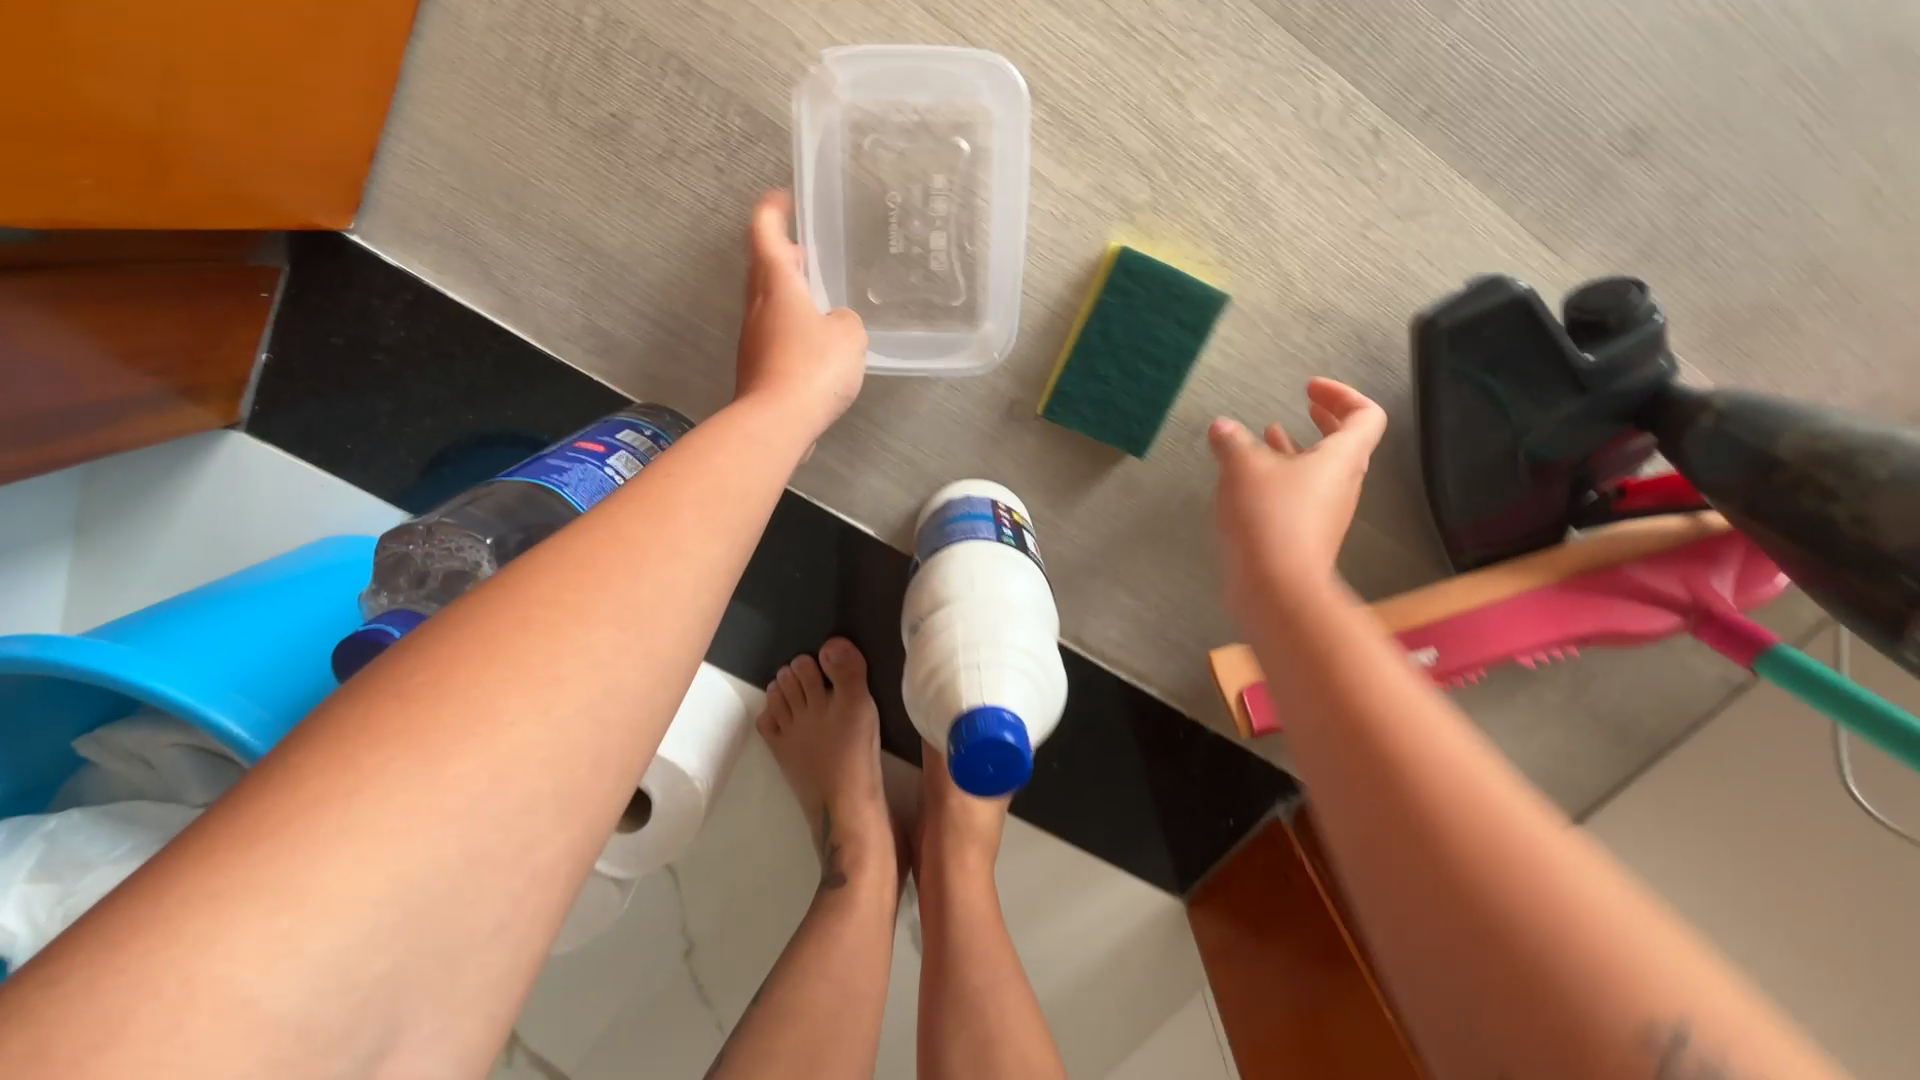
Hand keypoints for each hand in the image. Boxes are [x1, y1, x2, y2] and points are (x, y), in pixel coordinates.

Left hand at [735, 190, 867, 436]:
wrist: (776, 423)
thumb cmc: (812, 369)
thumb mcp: (849, 336)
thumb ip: (846, 320)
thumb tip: (835, 324)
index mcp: (777, 284)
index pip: (765, 232)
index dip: (772, 211)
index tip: (782, 198)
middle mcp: (758, 306)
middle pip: (762, 267)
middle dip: (781, 254)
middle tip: (805, 252)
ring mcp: (753, 338)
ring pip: (766, 302)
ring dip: (786, 292)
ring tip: (816, 297)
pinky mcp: (757, 367)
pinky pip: (773, 334)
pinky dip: (790, 326)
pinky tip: (814, 342)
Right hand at [1209, 378, 1386, 618]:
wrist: (1275, 587)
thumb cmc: (1269, 517)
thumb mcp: (1243, 468)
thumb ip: (1232, 443)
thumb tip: (1222, 428)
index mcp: (1342, 458)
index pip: (1366, 415)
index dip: (1342, 394)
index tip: (1310, 388)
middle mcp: (1343, 484)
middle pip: (1348, 443)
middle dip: (1326, 419)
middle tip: (1307, 404)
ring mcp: (1326, 513)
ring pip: (1321, 470)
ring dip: (1299, 449)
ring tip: (1271, 435)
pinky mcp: (1305, 535)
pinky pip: (1301, 495)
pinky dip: (1282, 477)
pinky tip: (1252, 479)